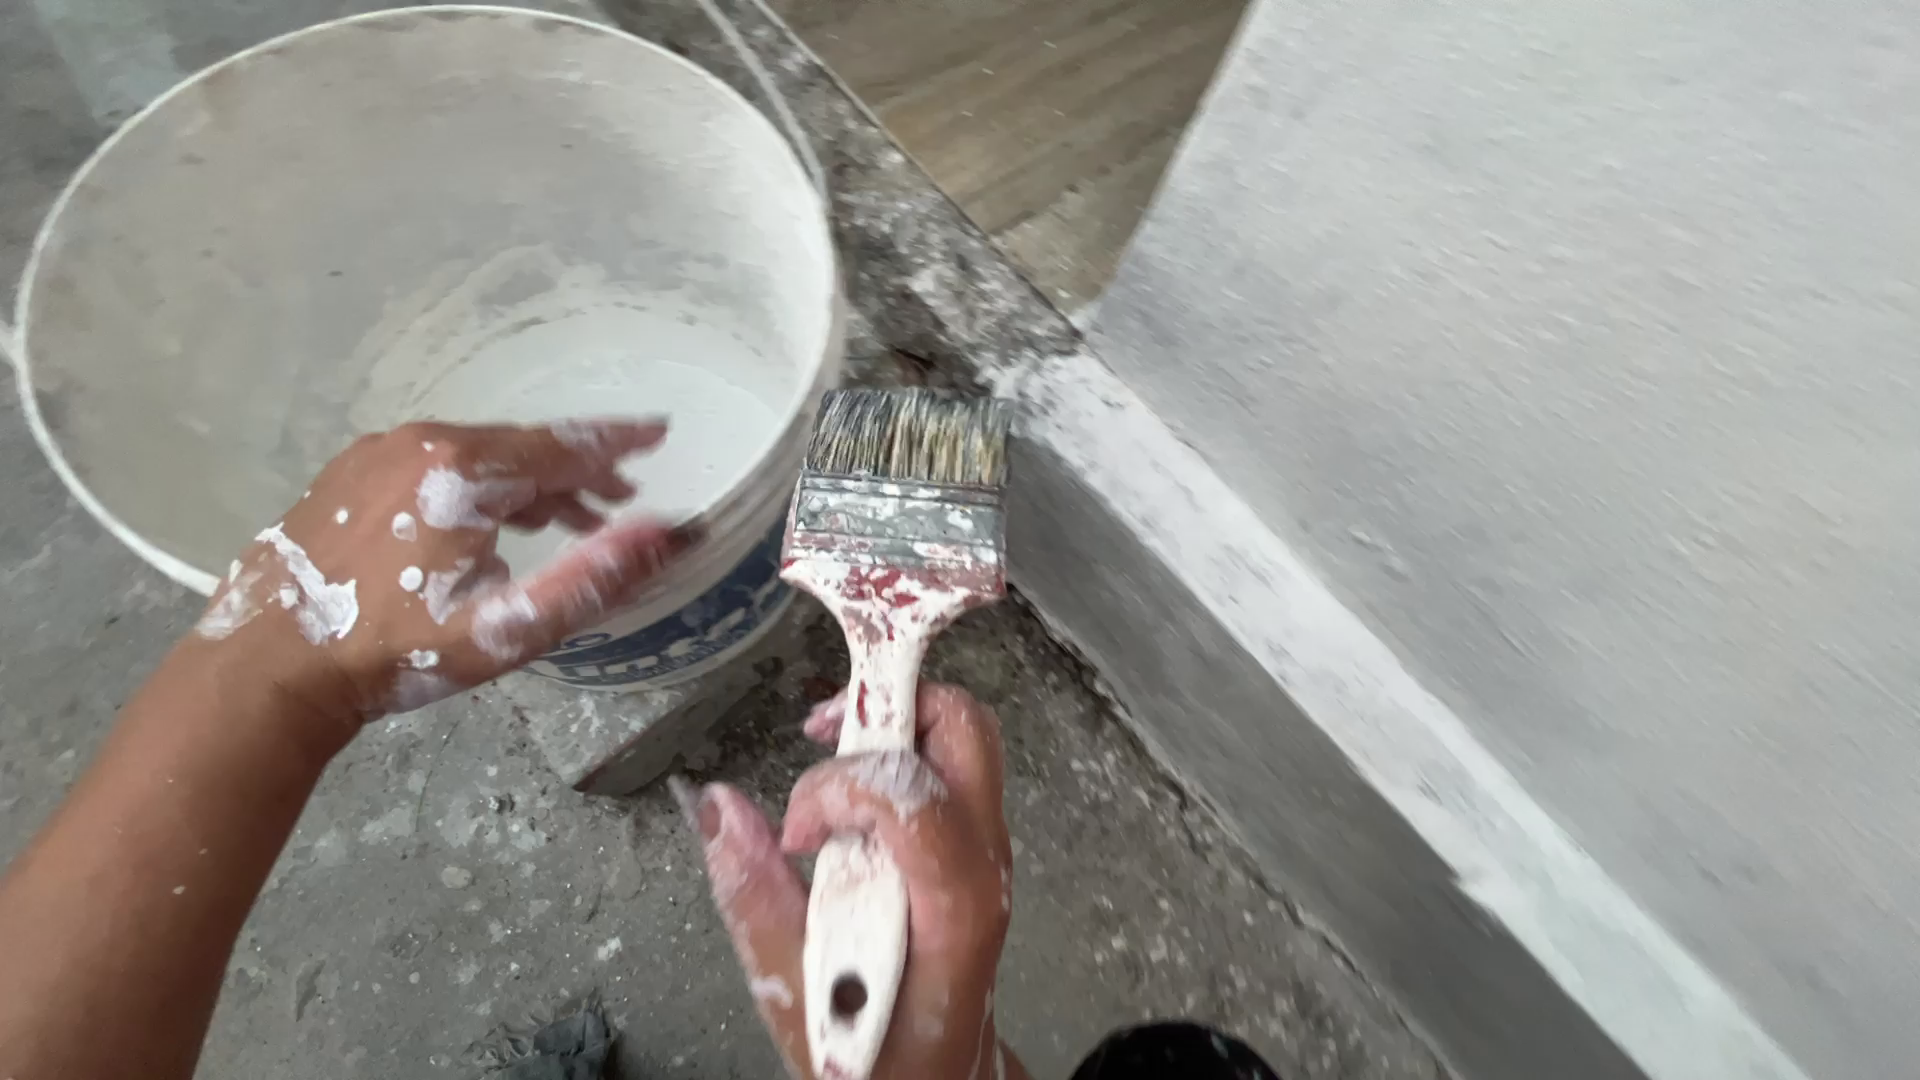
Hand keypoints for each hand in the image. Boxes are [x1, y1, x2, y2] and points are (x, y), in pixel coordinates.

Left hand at [187, 419, 698, 728]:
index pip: (562, 446)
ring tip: (572, 518)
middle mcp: (419, 443)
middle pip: (524, 446)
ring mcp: (377, 454)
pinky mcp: (351, 474)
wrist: (265, 673)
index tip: (659, 431)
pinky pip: (443, 464)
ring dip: (536, 481)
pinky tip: (500, 521)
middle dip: (581, 469)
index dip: (617, 441)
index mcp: (462, 470)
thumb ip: (597, 575)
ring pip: (484, 455)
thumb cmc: (400, 651)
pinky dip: (488, 485)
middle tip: (622, 497)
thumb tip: (671, 532)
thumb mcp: (513, 624)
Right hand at [677, 683, 1021, 1079]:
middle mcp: (986, 859)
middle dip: (889, 706)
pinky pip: (953, 756)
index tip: (798, 832)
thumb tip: (717, 804)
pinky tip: (853, 780)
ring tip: (830, 752)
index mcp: (953, 907)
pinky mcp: (976, 835)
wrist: (942, 1076)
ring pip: (964, 731)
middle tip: (825, 734)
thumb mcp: (793, 997)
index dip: (840, 788)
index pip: (913, 797)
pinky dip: (902, 741)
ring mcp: (990, 842)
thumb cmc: (877, 1053)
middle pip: (962, 729)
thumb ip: (753, 899)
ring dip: (894, 717)